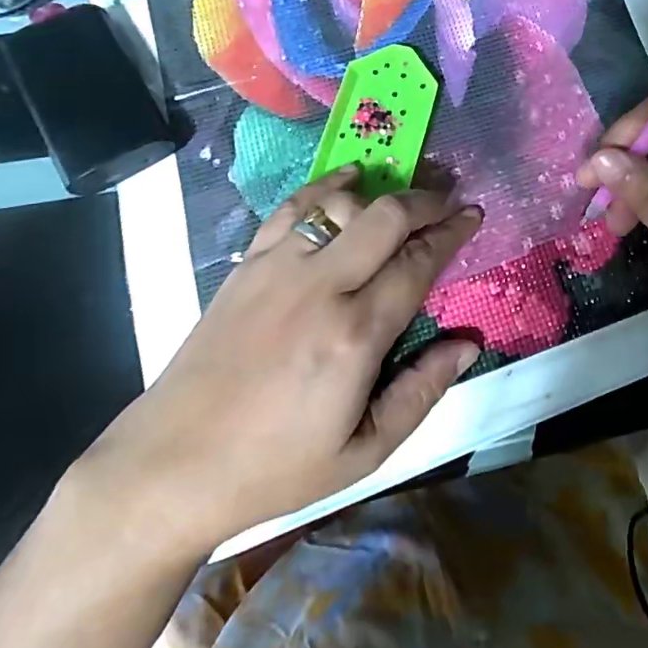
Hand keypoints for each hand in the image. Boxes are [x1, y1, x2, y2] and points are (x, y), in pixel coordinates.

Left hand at [68, 166, 482, 555]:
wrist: (174, 463)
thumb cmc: (276, 467)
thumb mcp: (365, 451)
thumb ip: (422, 390)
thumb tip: (468, 343)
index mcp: (355, 334)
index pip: (417, 263)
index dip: (451, 234)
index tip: (473, 216)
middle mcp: (319, 286)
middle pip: (384, 217)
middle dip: (426, 200)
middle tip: (450, 197)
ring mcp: (277, 268)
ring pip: (340, 203)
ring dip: (381, 190)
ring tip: (406, 191)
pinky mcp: (246, 265)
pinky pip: (292, 208)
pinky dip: (325, 186)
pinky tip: (346, 180)